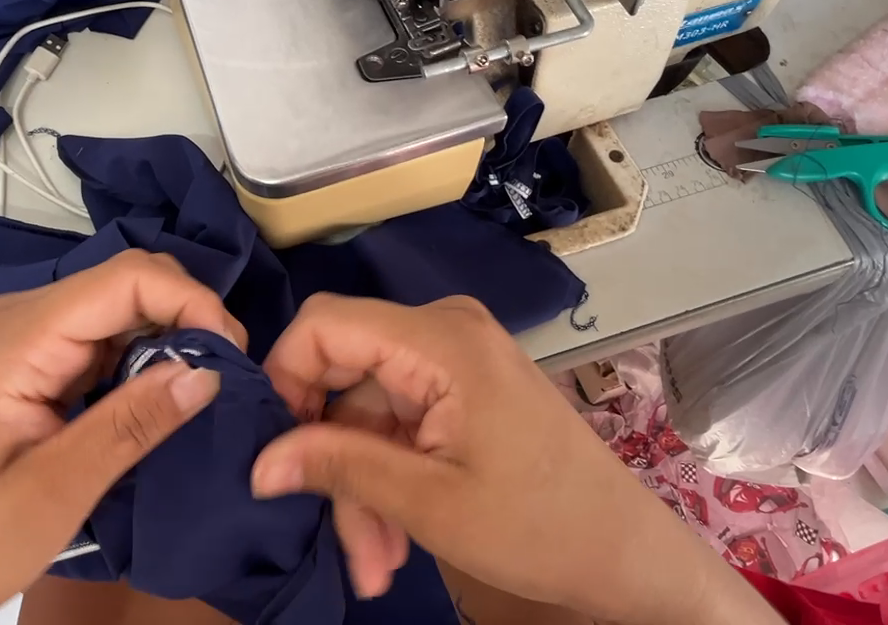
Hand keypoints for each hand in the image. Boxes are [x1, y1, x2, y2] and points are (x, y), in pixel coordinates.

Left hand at [0, 250, 246, 624]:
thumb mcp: (55, 492)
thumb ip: (132, 423)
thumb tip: (209, 370)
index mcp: (18, 336)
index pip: (124, 278)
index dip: (188, 300)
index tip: (231, 352)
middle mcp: (23, 316)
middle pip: (125, 281)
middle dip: (186, 313)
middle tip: (227, 371)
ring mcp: (28, 335)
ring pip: (122, 304)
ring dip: (171, 334)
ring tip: (205, 383)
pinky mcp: (37, 358)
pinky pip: (106, 335)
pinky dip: (146, 354)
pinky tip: (164, 390)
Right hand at [249, 295, 780, 624]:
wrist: (629, 555)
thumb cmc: (539, 526)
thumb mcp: (429, 504)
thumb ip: (338, 467)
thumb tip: (258, 464)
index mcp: (438, 338)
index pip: (326, 323)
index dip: (286, 375)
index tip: (273, 447)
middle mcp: (442, 328)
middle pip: (345, 371)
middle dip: (330, 452)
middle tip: (324, 528)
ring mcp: (453, 356)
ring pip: (367, 407)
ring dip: (361, 482)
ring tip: (373, 564)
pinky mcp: (460, 384)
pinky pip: (398, 417)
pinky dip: (388, 472)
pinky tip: (392, 541)